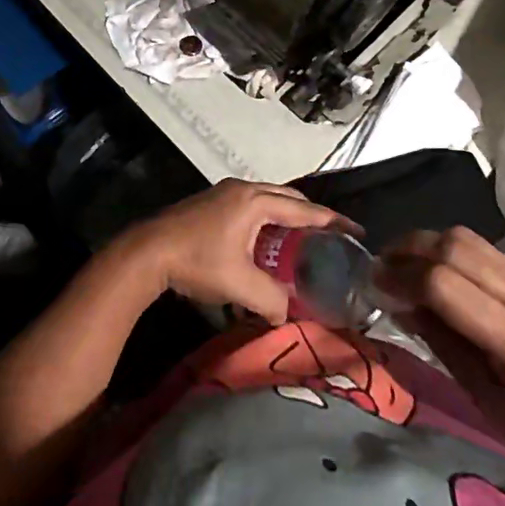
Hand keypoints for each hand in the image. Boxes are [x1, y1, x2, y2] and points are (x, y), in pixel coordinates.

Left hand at [115, 179, 357, 325]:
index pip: (303, 209)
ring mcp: (222, 193)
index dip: (332, 221)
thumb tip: (288, 316)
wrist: (148, 252)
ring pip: (265, 200)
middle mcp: (241, 189)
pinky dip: (265, 220)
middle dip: (310, 216)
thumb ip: (273, 301)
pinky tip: (265, 244)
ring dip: (284, 218)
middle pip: (286, 198)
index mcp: (254, 201)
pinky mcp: (209, 203)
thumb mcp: (241, 286)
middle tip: (330, 238)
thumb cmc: (197, 262)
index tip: (356, 232)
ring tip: (301, 243)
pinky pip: (249, 206)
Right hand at [378, 228, 504, 495]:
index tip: (372, 281)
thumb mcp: (492, 405)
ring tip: (406, 265)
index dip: (398, 275)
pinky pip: (493, 257)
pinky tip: (444, 278)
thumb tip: (403, 305)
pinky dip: (457, 256)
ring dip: (432, 244)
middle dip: (409, 246)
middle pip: (457, 244)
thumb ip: (445, 345)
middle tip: (381, 264)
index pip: (442, 281)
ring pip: (475, 240)